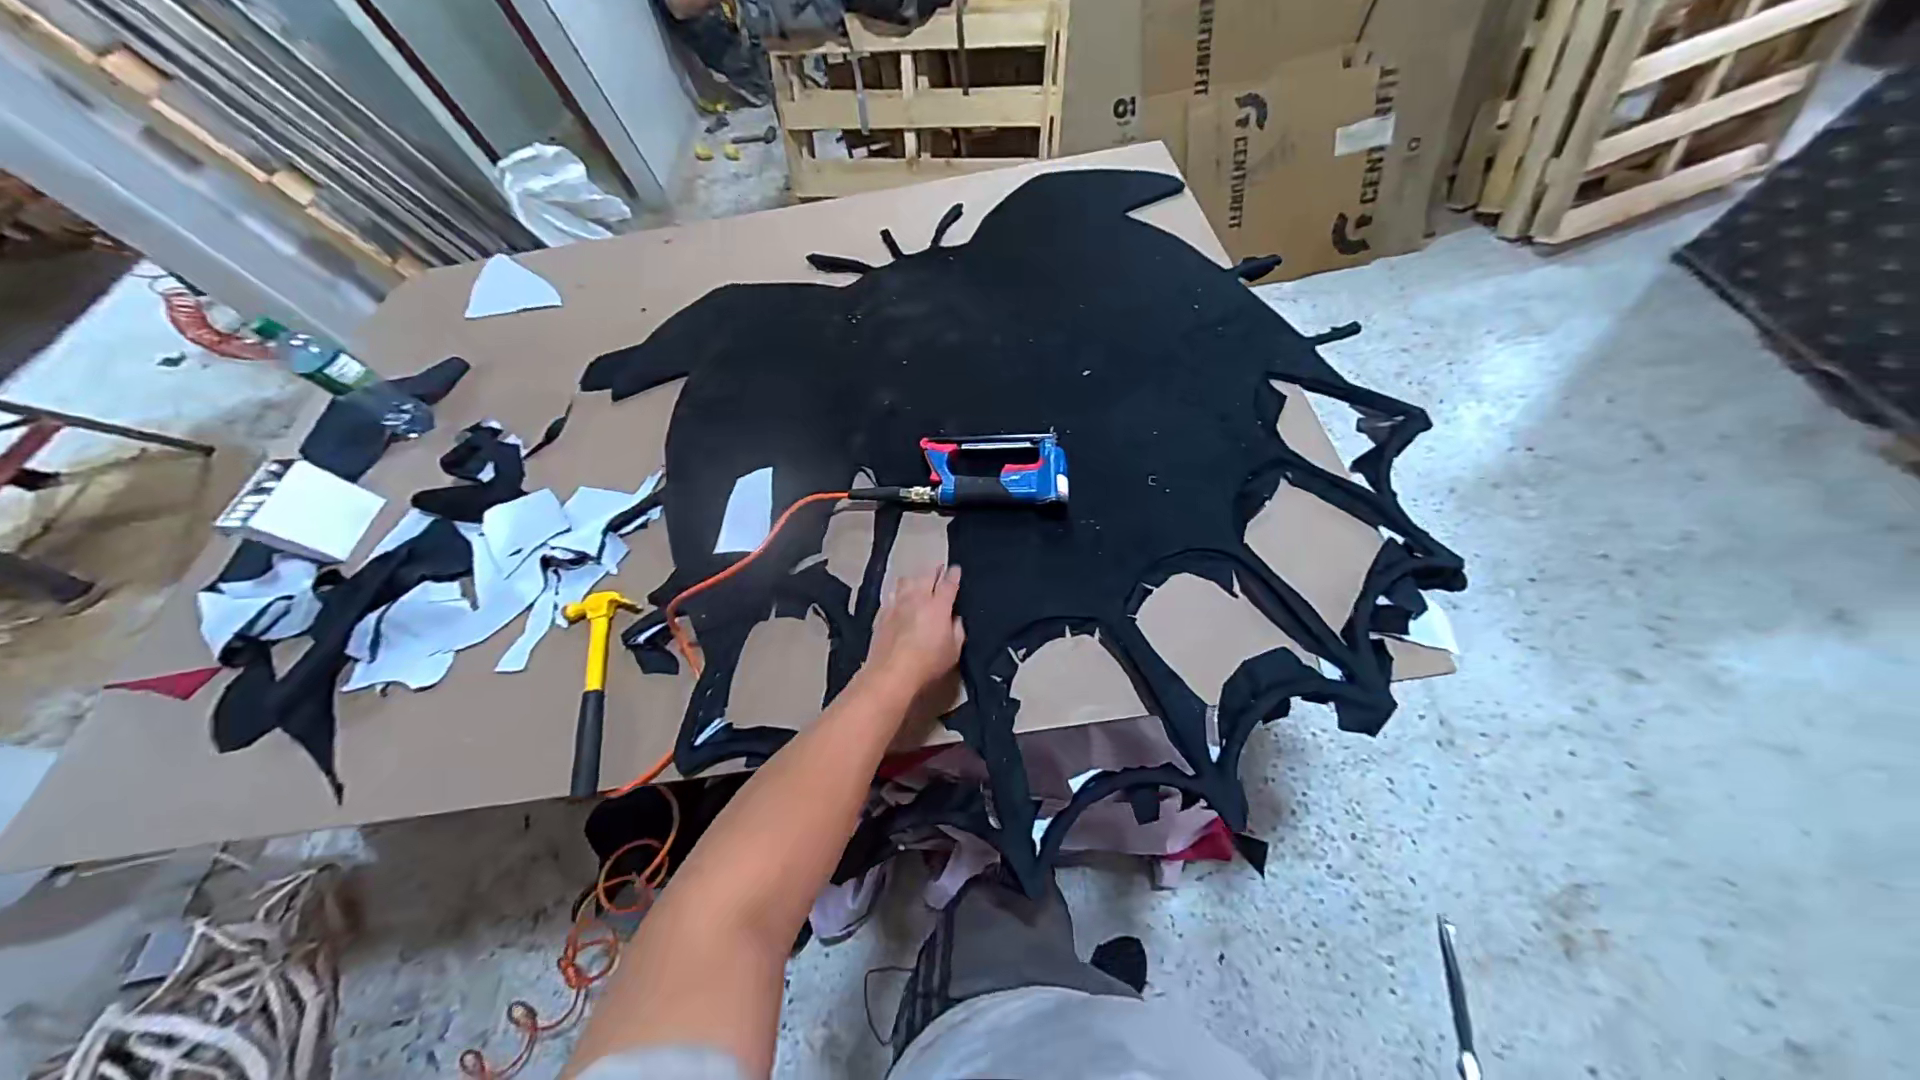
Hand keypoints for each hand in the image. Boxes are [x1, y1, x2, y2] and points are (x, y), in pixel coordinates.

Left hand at [862, 565, 964, 700]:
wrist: (891, 672)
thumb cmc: (928, 663)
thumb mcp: (954, 651)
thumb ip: (957, 630)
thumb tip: (954, 618)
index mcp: (938, 606)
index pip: (948, 583)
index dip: (954, 574)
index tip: (956, 568)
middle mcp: (917, 599)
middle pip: (926, 575)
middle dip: (935, 570)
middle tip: (939, 569)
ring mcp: (897, 604)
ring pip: (906, 581)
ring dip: (915, 578)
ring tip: (918, 581)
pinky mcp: (882, 613)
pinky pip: (892, 595)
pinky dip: (898, 593)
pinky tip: (899, 598)